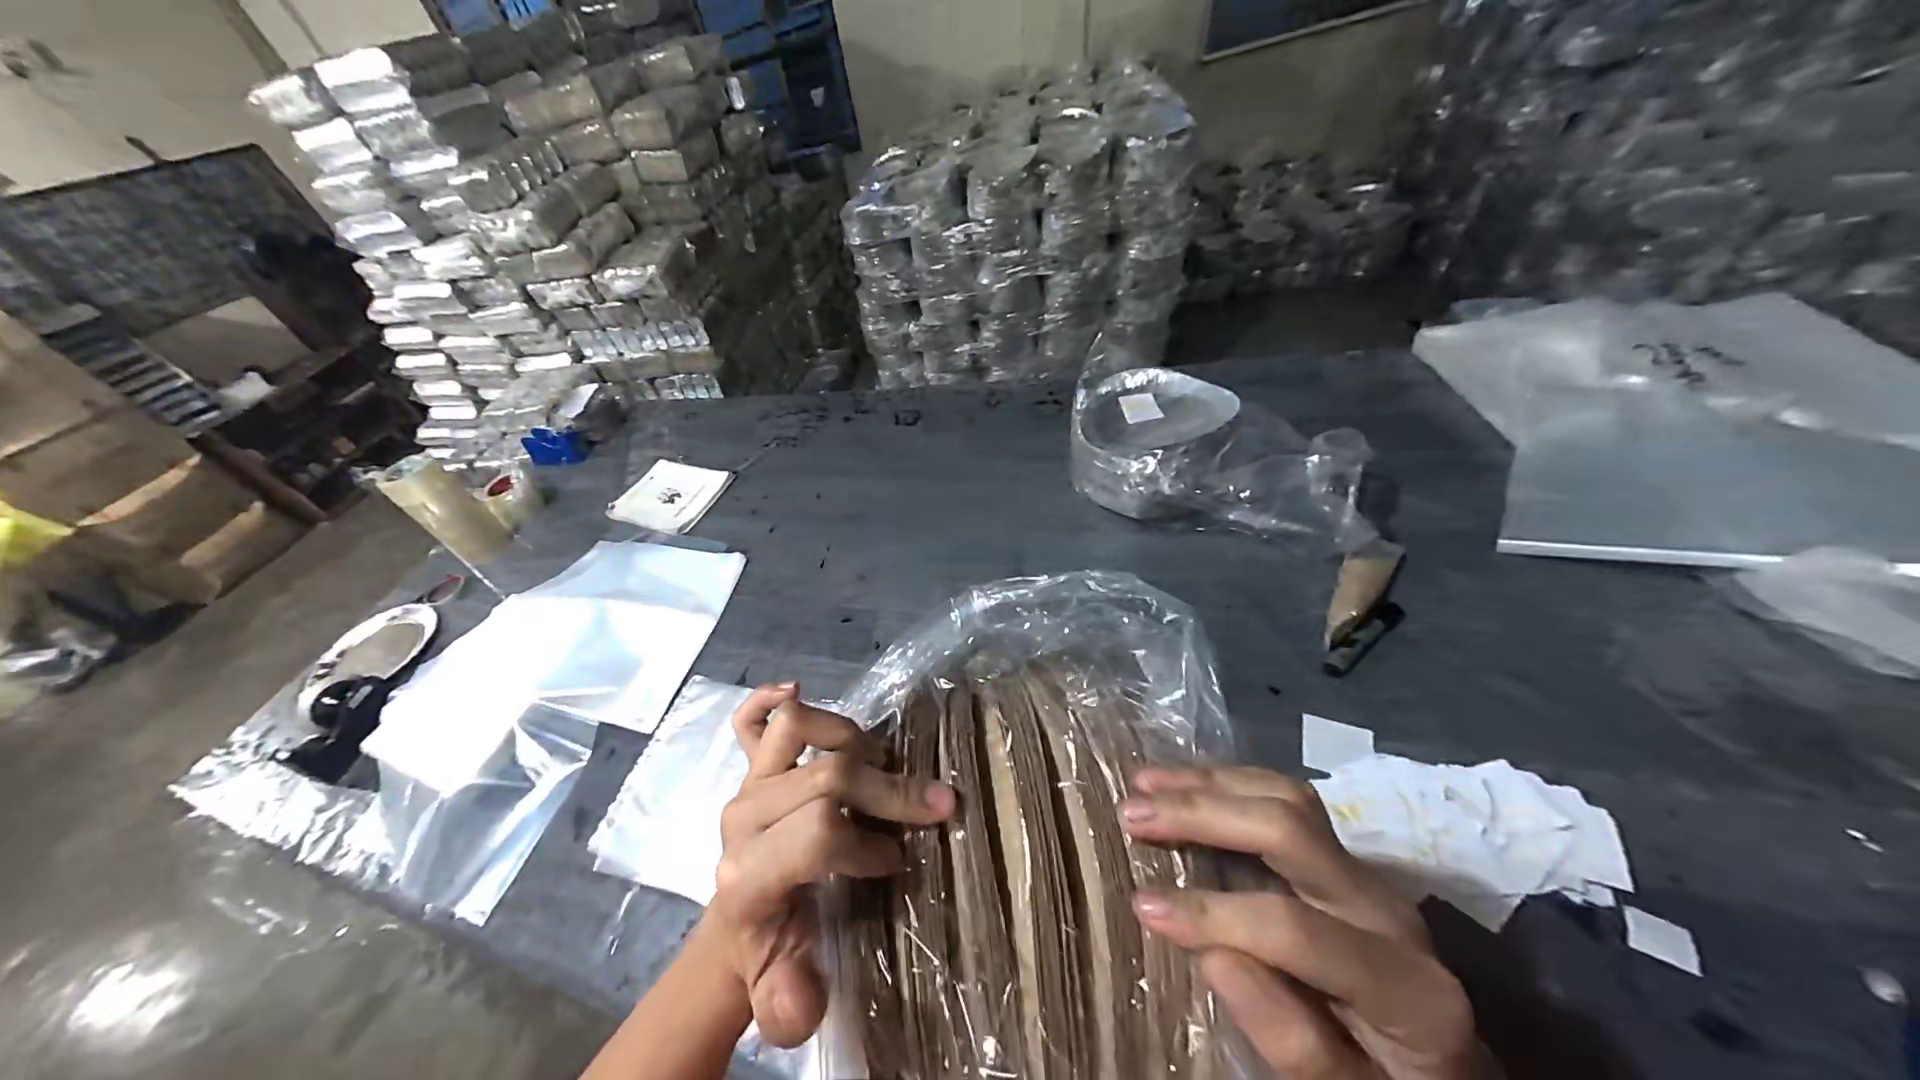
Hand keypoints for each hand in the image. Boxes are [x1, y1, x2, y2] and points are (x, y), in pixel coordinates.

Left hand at [707, 682, 955, 1048]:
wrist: (740, 922)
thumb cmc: (772, 951)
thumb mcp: (784, 992)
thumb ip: (790, 999)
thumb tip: (805, 999)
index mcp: (751, 873)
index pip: (819, 831)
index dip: (869, 841)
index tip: (898, 860)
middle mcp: (744, 817)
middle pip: (826, 775)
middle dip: (890, 790)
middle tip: (936, 806)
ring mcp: (746, 785)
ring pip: (801, 730)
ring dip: (858, 742)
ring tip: (887, 765)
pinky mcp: (750, 768)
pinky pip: (749, 721)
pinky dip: (768, 699)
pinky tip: (794, 689)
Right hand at [1121, 766, 1478, 1079]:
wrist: (1437, 1060)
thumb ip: (1287, 1037)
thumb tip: (1212, 956)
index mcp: (1404, 987)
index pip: (1295, 930)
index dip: (1214, 914)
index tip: (1142, 907)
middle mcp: (1387, 909)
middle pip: (1292, 832)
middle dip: (1204, 815)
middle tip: (1133, 815)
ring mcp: (1366, 873)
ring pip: (1288, 797)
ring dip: (1210, 784)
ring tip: (1146, 782)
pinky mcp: (1343, 856)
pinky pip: (1286, 799)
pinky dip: (1228, 783)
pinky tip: (1187, 782)